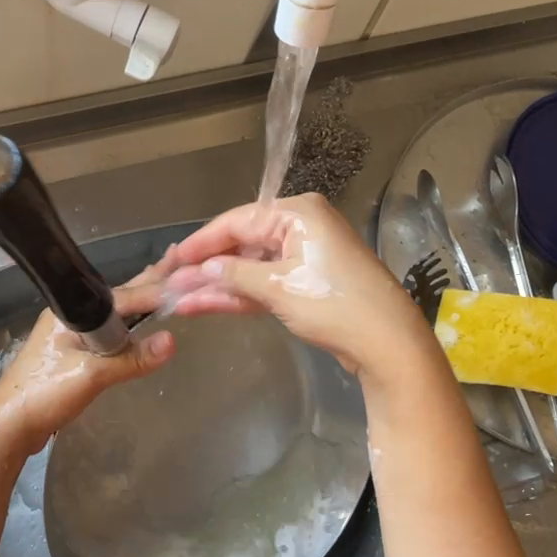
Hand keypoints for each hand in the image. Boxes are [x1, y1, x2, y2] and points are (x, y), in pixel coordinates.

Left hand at [0, 271, 175, 457]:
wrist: (9, 426)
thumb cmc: (44, 395)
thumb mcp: (92, 376)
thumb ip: (131, 359)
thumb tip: (171, 341)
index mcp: (70, 311)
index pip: (123, 298)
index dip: (155, 291)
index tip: (186, 281)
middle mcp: (69, 316)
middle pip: (117, 298)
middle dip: (148, 283)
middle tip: (177, 260)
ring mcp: (69, 335)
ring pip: (113, 314)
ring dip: (139, 302)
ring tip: (164, 285)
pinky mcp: (71, 354)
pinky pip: (107, 332)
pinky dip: (128, 325)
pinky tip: (138, 326)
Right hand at [161, 194, 429, 375]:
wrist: (385, 342)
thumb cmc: (334, 304)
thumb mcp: (278, 287)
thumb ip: (235, 275)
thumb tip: (200, 269)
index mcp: (297, 214)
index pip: (237, 221)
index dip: (202, 242)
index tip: (172, 260)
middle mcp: (299, 229)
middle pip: (241, 244)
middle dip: (206, 267)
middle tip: (171, 284)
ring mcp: (303, 259)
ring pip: (249, 268)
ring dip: (217, 285)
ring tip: (179, 300)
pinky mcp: (304, 286)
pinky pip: (263, 285)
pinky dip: (238, 296)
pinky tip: (204, 306)